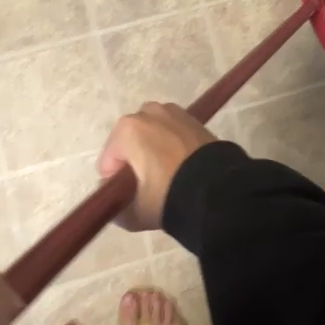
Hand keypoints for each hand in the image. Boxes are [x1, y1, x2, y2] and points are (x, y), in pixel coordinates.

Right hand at [97, 101, 216, 230]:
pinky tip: (180, 166)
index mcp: (127, 129)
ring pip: (152, 135)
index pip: (109, 161)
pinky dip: (171, 146)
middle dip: (134, 162)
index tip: (128, 197)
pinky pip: (172, 133)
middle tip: (146, 187)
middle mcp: (148, 112)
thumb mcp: (132, 212)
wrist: (216, 189)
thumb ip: (114, 205)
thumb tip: (116, 197)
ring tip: (165, 177)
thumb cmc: (167, 195)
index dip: (115, 182)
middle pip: (130, 143)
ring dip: (153, 151)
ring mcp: (173, 112)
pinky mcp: (193, 118)